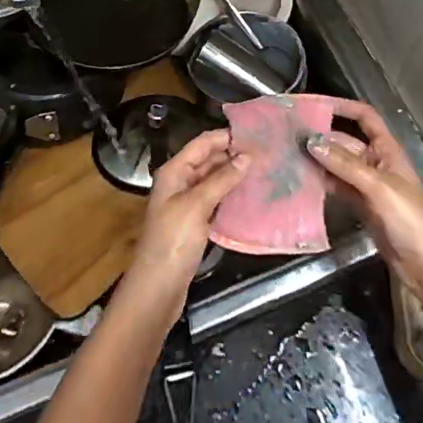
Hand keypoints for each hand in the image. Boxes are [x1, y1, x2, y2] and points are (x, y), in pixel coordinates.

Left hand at [124, 128, 248, 307]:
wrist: (157, 289)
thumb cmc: (172, 242)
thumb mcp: (196, 205)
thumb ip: (221, 179)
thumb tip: (246, 156)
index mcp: (174, 172)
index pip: (202, 143)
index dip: (226, 136)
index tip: (255, 134)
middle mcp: (179, 182)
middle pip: (208, 160)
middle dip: (233, 154)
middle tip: (265, 152)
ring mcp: (186, 203)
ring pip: (213, 180)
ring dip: (234, 174)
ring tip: (263, 169)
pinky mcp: (194, 223)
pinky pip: (215, 200)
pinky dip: (230, 194)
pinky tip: (250, 195)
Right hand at [305, 100, 422, 299]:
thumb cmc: (409, 219)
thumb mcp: (378, 187)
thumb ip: (345, 165)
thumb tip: (312, 142)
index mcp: (388, 151)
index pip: (366, 118)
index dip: (344, 108)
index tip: (316, 106)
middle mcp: (377, 163)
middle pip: (346, 143)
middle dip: (322, 139)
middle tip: (290, 138)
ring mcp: (368, 186)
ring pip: (339, 166)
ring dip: (319, 162)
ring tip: (289, 158)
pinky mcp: (361, 206)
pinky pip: (338, 187)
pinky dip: (322, 184)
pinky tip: (302, 183)